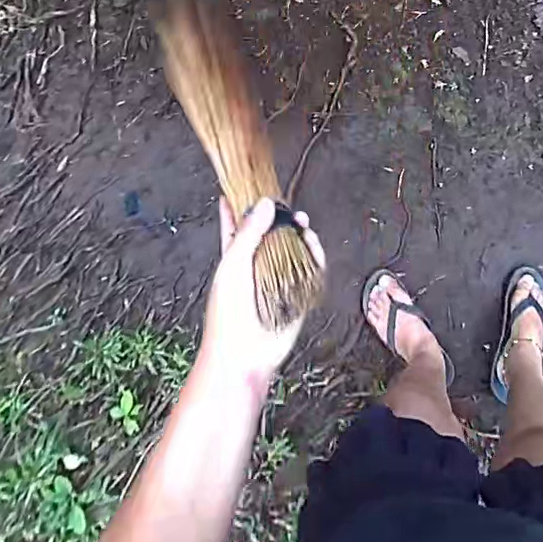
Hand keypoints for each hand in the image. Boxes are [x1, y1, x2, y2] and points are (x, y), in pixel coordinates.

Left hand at [198, 197, 325, 390]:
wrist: (243, 356)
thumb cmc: (228, 312)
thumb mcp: (233, 265)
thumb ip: (248, 232)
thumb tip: (267, 202)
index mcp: (234, 257)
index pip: (234, 225)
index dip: (237, 206)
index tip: (242, 186)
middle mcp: (257, 264)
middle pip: (270, 232)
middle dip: (279, 216)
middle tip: (287, 205)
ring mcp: (278, 278)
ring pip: (292, 247)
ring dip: (298, 232)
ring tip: (302, 222)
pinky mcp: (297, 292)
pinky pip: (310, 268)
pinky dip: (314, 254)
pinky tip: (312, 243)